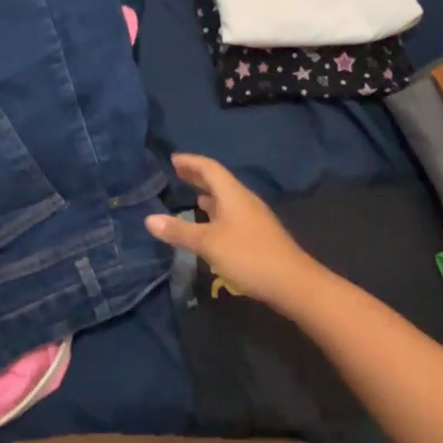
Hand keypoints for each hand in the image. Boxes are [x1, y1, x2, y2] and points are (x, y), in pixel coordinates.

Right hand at [145, 154, 319, 308]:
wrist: (294, 284)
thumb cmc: (249, 256)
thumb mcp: (209, 243)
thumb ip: (179, 230)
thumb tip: (149, 219)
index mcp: (233, 194)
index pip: (209, 168)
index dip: (191, 162)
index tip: (173, 159)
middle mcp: (244, 201)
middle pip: (219, 181)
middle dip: (198, 176)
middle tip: (178, 172)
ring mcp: (254, 218)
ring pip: (227, 199)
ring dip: (209, 195)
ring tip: (192, 196)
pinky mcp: (258, 235)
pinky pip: (232, 214)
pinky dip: (217, 212)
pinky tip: (212, 224)